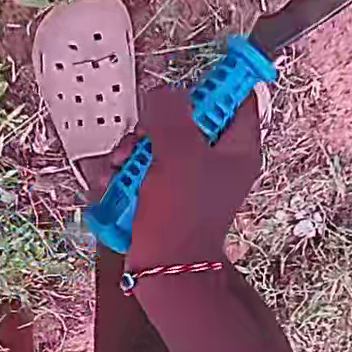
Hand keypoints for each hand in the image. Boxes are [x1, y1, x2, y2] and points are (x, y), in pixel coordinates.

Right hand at [127, 86, 260, 269]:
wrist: (163, 268)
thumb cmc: (182, 217)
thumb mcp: (180, 155)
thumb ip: (171, 115)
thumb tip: (161, 92)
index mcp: (237, 149)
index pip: (237, 98)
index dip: (213, 85)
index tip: (186, 82)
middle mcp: (215, 162)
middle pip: (187, 119)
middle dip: (156, 124)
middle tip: (144, 136)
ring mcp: (187, 179)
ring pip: (158, 143)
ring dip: (134, 150)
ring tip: (123, 164)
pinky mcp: (162, 195)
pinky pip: (142, 169)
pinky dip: (126, 172)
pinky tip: (114, 179)